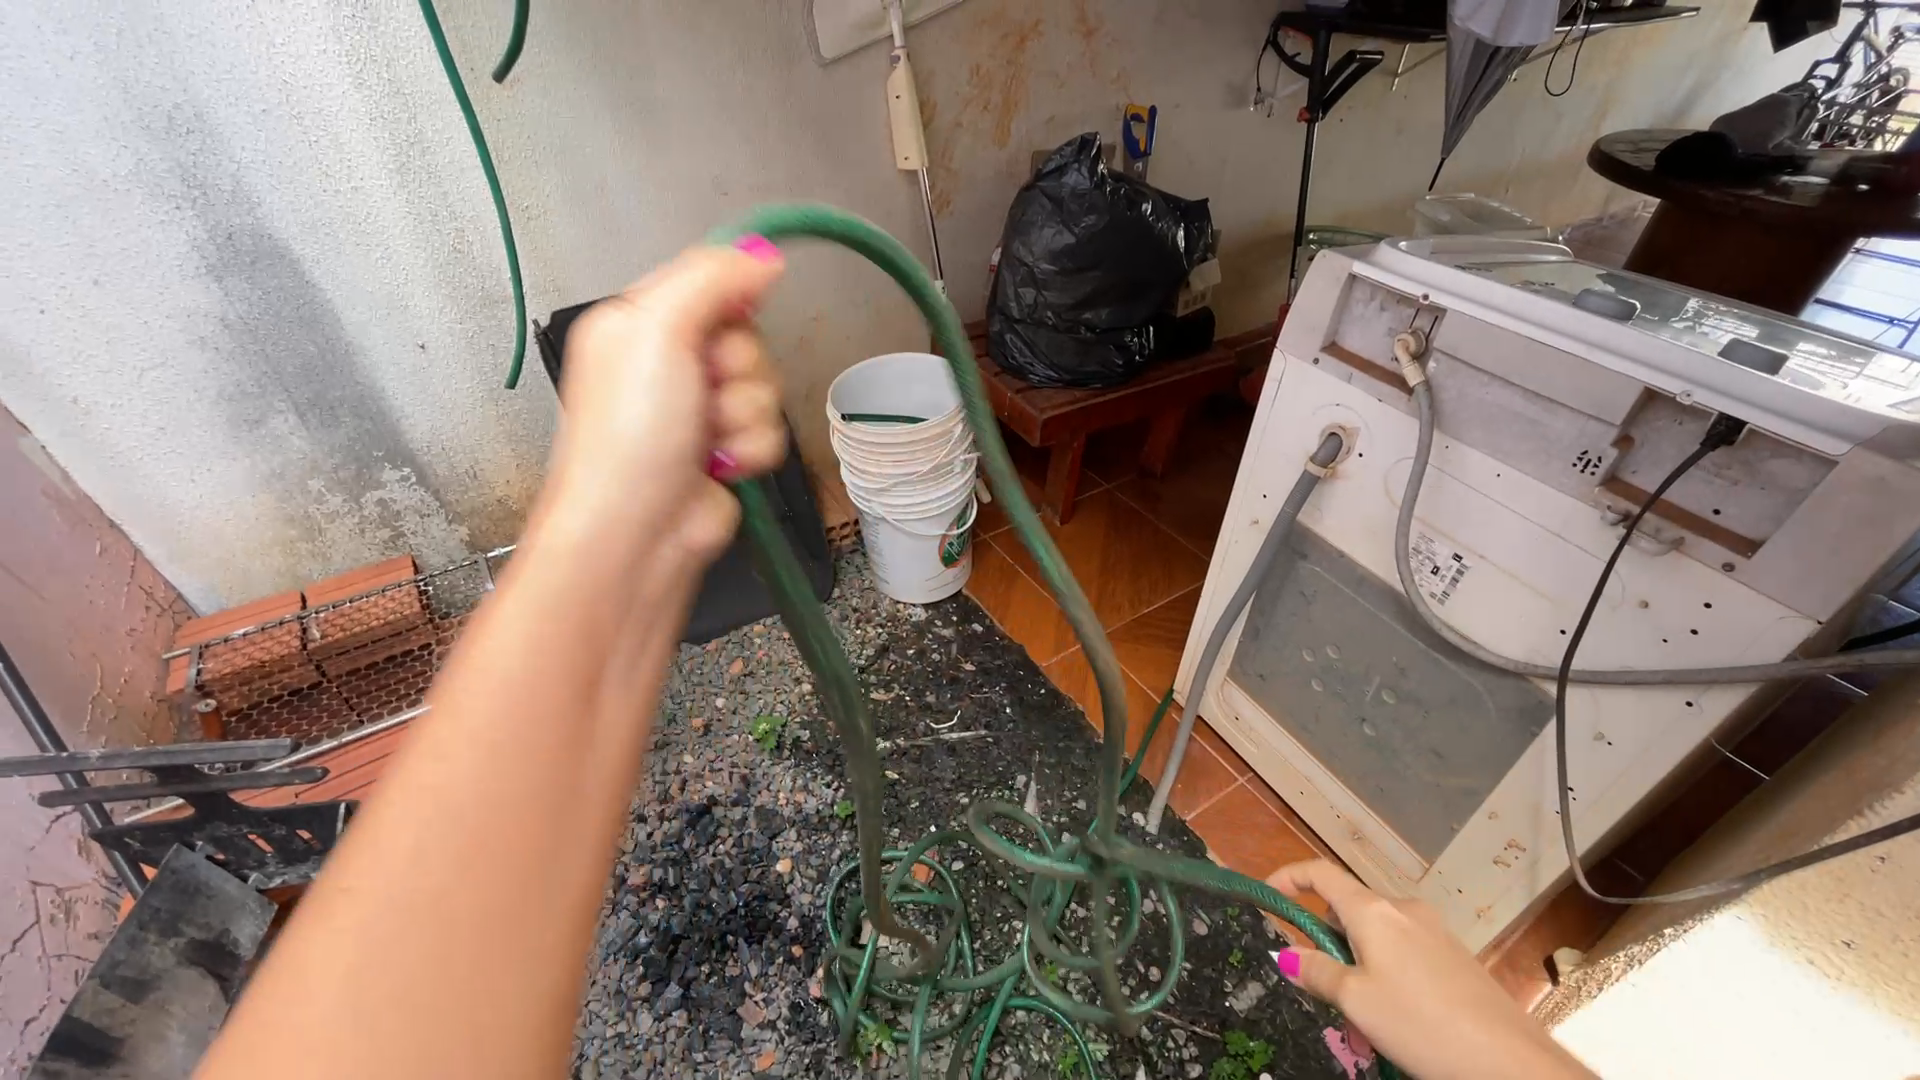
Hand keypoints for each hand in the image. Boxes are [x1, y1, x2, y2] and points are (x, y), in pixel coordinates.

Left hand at [538, 235, 787, 563]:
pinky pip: (769, 430)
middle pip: (748, 338)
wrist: (640, 529)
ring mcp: (701, 410)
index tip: (724, 327)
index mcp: (640, 324)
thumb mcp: (657, 332)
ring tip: (707, 438)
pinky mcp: (727, 450)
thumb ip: (712, 280)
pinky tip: (721, 464)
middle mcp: (671, 363)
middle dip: (738, 370)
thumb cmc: (630, 436)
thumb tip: (765, 255)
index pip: (710, 284)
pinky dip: (751, 450)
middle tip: (703, 391)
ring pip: (765, 387)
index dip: (729, 302)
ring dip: (745, 416)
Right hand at [1268, 860, 1596, 1079]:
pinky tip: (1400, 1020)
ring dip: (1358, 964)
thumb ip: (1316, 972)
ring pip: (1377, 936)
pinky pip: (1406, 952)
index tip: (1266, 898)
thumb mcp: (1357, 1002)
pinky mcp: (1457, 957)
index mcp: (1372, 909)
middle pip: (1347, 908)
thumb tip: (1284, 953)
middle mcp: (1402, 908)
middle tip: (1322, 990)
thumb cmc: (1423, 1025)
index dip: (1287, 877)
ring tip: (1362, 1019)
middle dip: (1327, 942)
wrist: (1517, 1066)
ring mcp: (1434, 931)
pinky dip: (1387, 974)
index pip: (1319, 872)